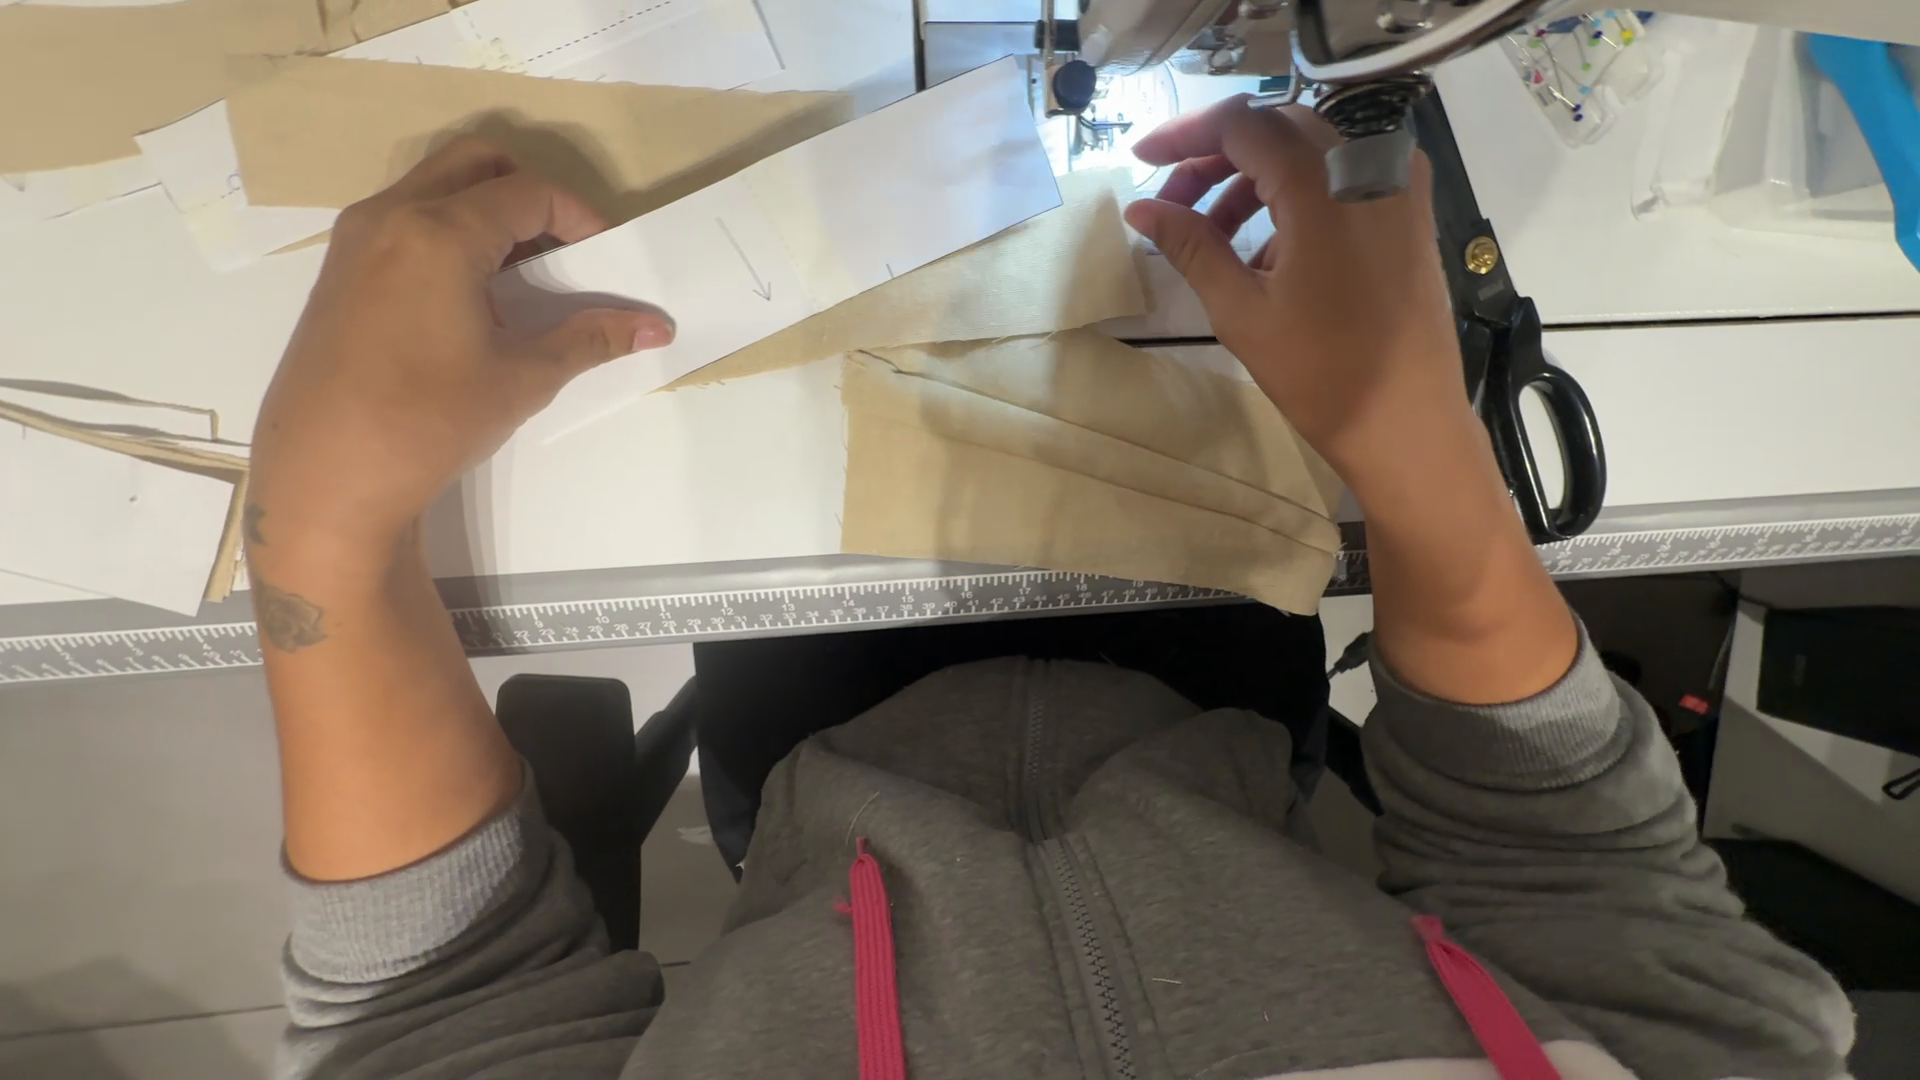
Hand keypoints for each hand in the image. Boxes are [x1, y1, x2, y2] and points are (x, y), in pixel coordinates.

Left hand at [247, 137, 673, 565]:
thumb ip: (594, 339)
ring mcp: (360, 238)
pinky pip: (412, 218)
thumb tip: (658, 328)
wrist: (331, 469)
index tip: (608, 261)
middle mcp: (392, 215)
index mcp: (439, 232)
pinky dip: (459, 234)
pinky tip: (483, 299)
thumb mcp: (527, 376)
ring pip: (439, 186)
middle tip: (570, 252)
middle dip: (535, 196)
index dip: (580, 218)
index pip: (526, 192)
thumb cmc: (433, 418)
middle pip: (476, 162)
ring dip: (495, 214)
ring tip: (532, 279)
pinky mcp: (346, 268)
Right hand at [1123, 97, 1473, 489]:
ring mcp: (1394, 188)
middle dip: (1215, 160)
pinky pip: (1339, 182)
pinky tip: (1265, 253)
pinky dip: (1292, 200)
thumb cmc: (1318, 371)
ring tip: (1212, 238)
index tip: (1143, 155)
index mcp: (1322, 186)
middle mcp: (1367, 166)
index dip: (1186, 134)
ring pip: (1308, 154)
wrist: (1403, 418)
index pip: (1243, 125)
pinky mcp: (1406, 214)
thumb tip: (1141, 208)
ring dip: (1251, 182)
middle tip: (1173, 205)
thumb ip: (1191, 246)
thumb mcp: (1241, 310)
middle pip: (1276, 131)